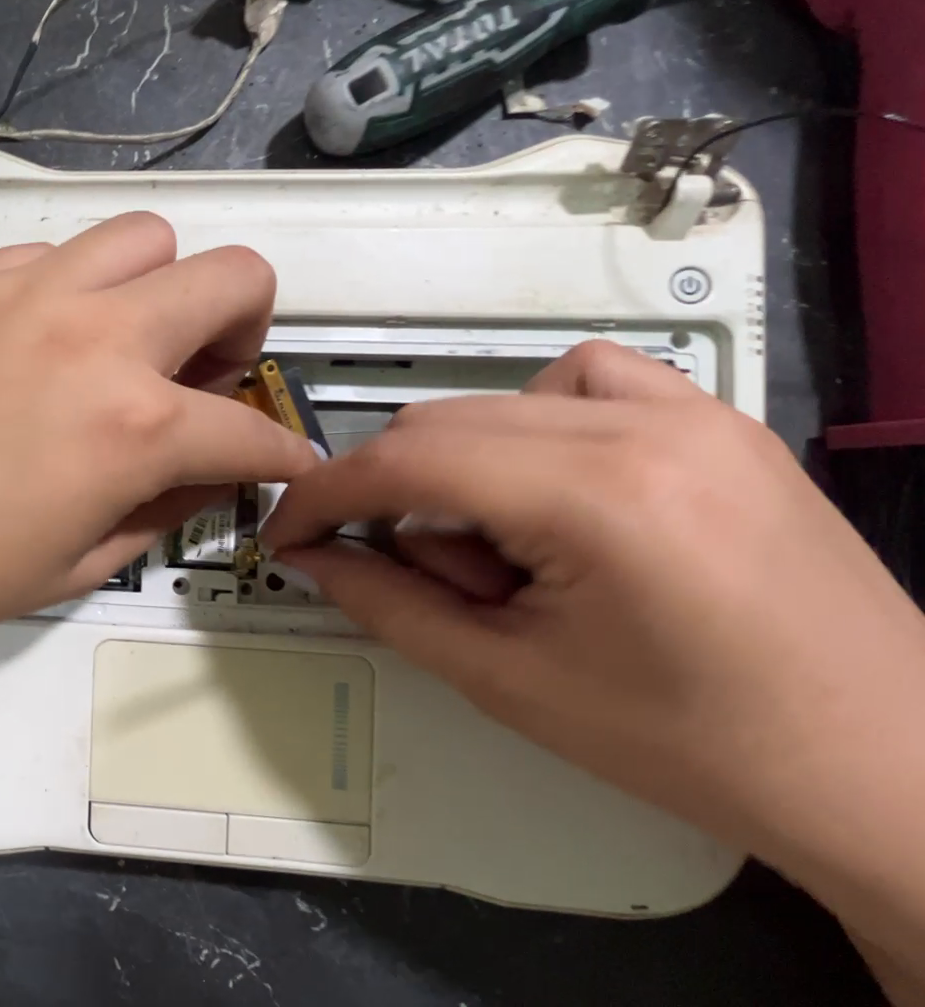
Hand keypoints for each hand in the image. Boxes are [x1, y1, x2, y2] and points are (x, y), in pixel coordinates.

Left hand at [0, 212, 319, 686]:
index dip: (280, 453)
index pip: (252, 429)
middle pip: (235, 275)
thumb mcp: (79, 564)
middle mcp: (92, 335)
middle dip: (247, 328)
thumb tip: (204, 470)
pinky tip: (33, 341)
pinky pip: (49, 254)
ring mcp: (22, 292)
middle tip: (204, 378)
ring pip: (144, 237)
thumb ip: (162, 505)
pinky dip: (69, 289)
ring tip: (122, 343)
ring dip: (160, 288)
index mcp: (132, 425)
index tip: (279, 459)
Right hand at [260, 341, 924, 869]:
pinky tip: (551, 489)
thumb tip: (309, 556)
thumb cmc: (688, 742)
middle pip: (441, 423)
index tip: (287, 535)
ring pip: (498, 397)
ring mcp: (695, 414)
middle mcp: (647, 428)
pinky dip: (531, 424)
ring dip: (457, 463)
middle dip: (389, 492)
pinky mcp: (722, 422)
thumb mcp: (505, 679)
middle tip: (403, 570)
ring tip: (497, 545)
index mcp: (596, 498)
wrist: (887, 770)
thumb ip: (387, 603)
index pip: (405, 463)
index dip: (321, 496)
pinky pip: (586, 381)